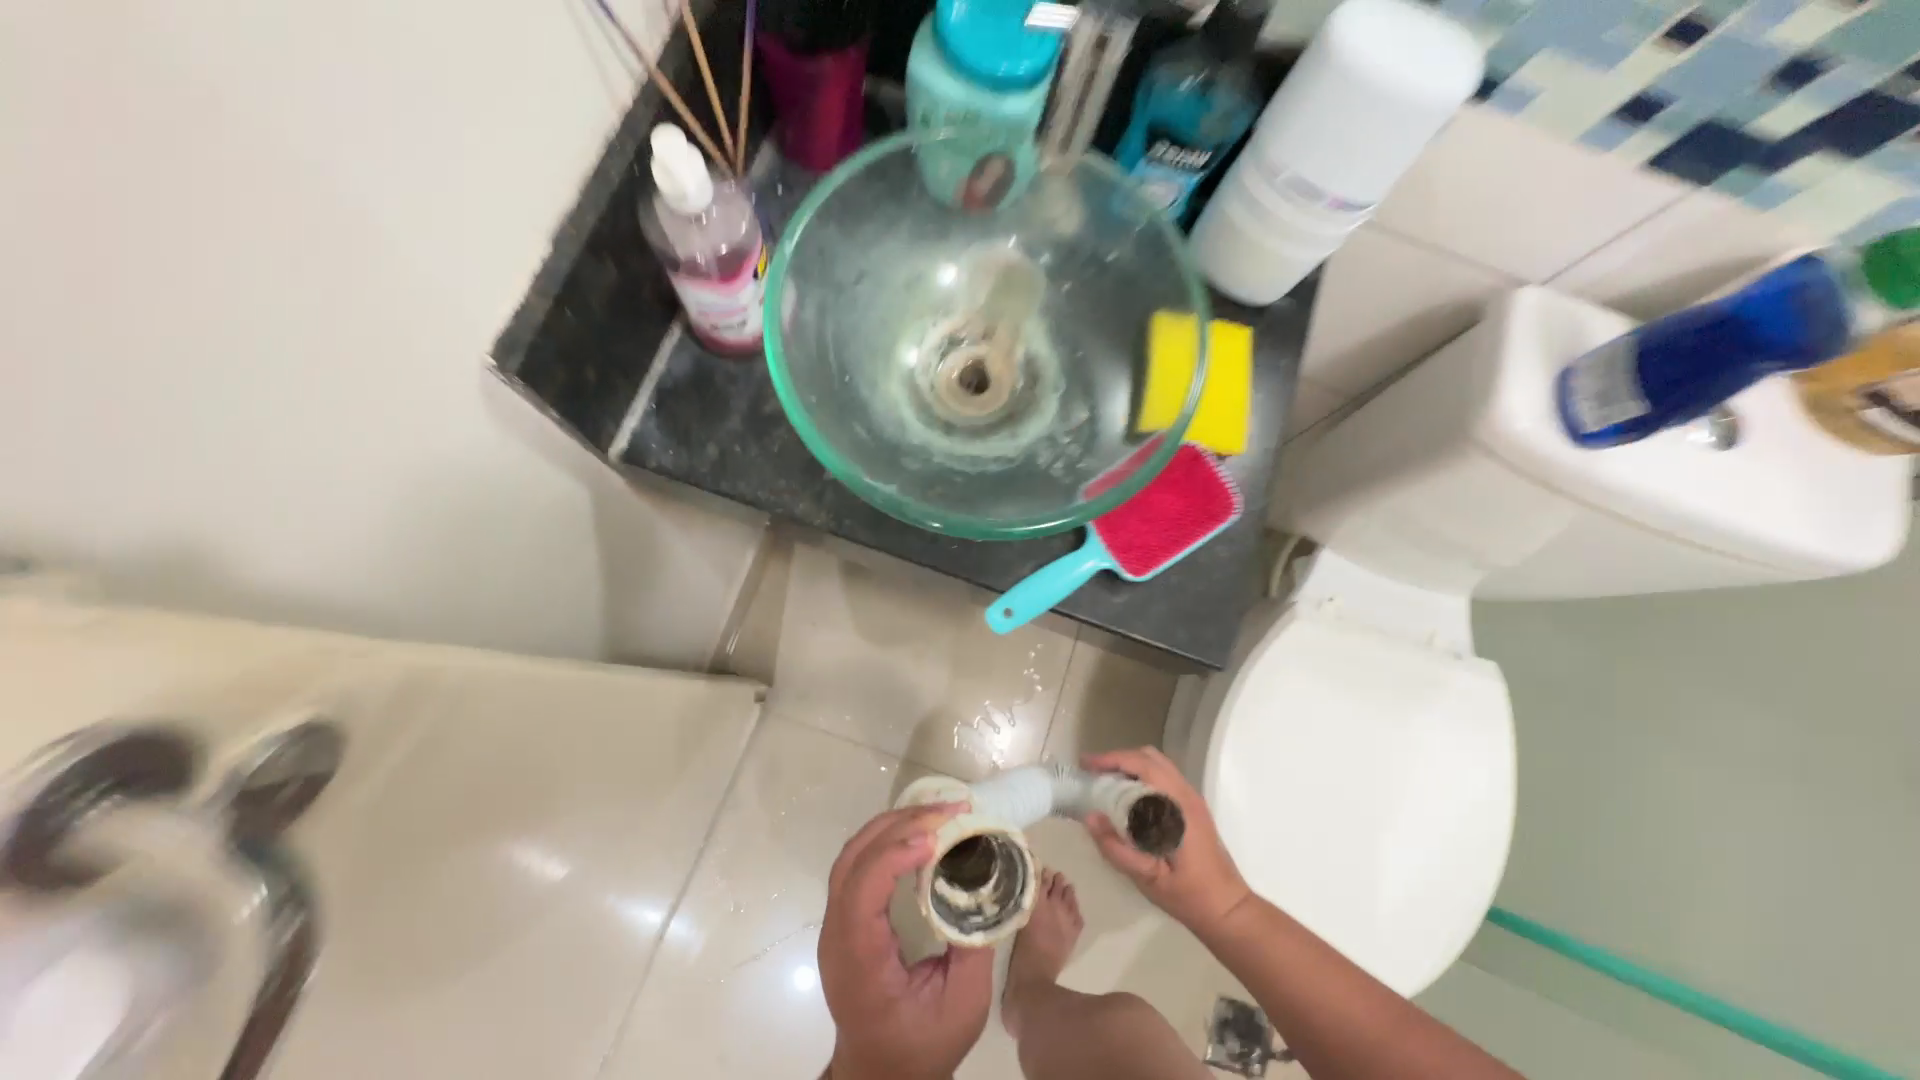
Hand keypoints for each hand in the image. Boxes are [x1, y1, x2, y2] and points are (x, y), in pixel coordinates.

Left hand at [819, 803, 993, 1079]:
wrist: (882, 1073)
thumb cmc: (921, 1046)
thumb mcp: (962, 1006)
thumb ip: (974, 946)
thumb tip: (989, 887)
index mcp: (859, 958)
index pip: (862, 890)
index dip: (894, 854)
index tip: (936, 838)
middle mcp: (838, 934)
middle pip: (853, 859)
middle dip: (900, 824)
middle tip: (951, 808)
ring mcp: (837, 925)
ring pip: (852, 856)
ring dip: (893, 825)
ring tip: (939, 812)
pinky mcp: (847, 920)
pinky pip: (859, 866)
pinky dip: (887, 840)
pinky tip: (920, 833)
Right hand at [1083, 747, 1253, 934]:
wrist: (1226, 907)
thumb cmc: (1188, 894)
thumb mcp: (1148, 877)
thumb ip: (1118, 849)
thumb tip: (1090, 817)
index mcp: (1179, 807)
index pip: (1144, 766)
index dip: (1112, 759)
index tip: (1086, 765)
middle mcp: (1187, 795)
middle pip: (1151, 758)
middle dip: (1118, 759)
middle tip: (1092, 774)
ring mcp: (1192, 800)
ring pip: (1159, 765)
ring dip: (1130, 767)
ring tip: (1105, 783)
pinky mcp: (1192, 808)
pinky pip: (1163, 779)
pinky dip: (1141, 777)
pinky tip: (1126, 798)